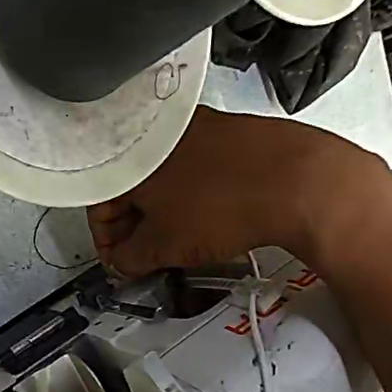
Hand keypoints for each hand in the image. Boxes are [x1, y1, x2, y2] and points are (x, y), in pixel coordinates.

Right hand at [88, 106, 391, 277]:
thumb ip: (132, 258)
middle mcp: (157, 134)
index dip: (106, 242)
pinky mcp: (225, 133)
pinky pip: (194, 169)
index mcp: (130, 155)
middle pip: (130, 188)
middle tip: (145, 258)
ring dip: (162, 213)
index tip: (121, 263)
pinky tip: (206, 220)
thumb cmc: (226, 203)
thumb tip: (125, 262)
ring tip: (179, 243)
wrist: (293, 181)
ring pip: (162, 177)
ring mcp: (193, 128)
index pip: (98, 203)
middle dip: (133, 228)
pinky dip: (190, 196)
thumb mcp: (166, 245)